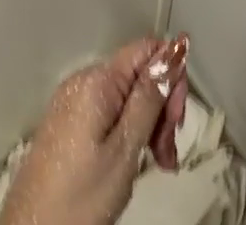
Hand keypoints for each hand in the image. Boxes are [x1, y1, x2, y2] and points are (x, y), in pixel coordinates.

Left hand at [0, 35, 190, 224]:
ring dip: (150, 125)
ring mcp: (73, 105)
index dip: (171, 74)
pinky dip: (129, 133)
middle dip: (161, 107)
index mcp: (97, 82)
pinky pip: (110, 115)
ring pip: (128, 98)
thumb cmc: (81, 196)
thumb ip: (151, 96)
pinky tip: (137, 160)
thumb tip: (175, 48)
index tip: (177, 117)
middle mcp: (83, 83)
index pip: (147, 49)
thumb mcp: (125, 147)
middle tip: (167, 151)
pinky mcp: (69, 125)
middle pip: (139, 74)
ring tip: (159, 163)